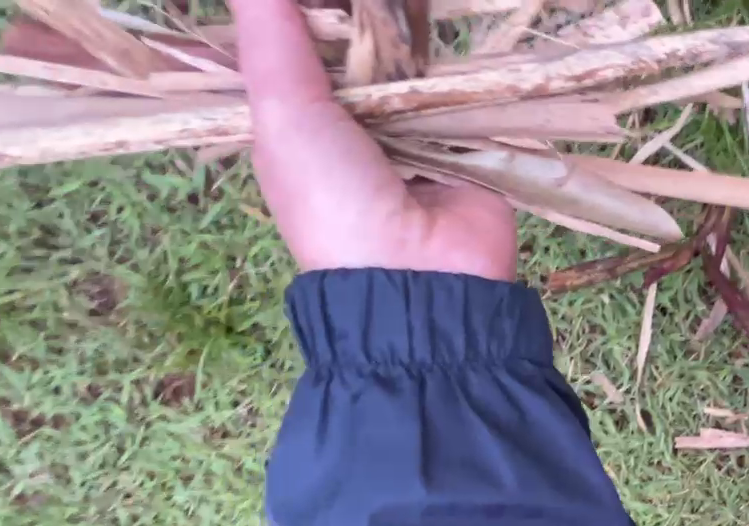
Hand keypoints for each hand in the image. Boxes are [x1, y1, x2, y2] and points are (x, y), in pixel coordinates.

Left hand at [234, 0, 516, 280]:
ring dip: (415, 44)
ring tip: (413, 9)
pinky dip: (466, 83)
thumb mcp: (284, 112)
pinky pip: (470, 107)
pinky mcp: (476, 158)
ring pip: (419, 75)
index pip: (307, 48)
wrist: (423, 275)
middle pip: (366, 55)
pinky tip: (453, 52)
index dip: (311, 13)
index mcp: (308, 123)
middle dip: (369, 22)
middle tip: (376, 4)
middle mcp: (367, 130)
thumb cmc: (337, 199)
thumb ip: (272, 37)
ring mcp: (424, 144)